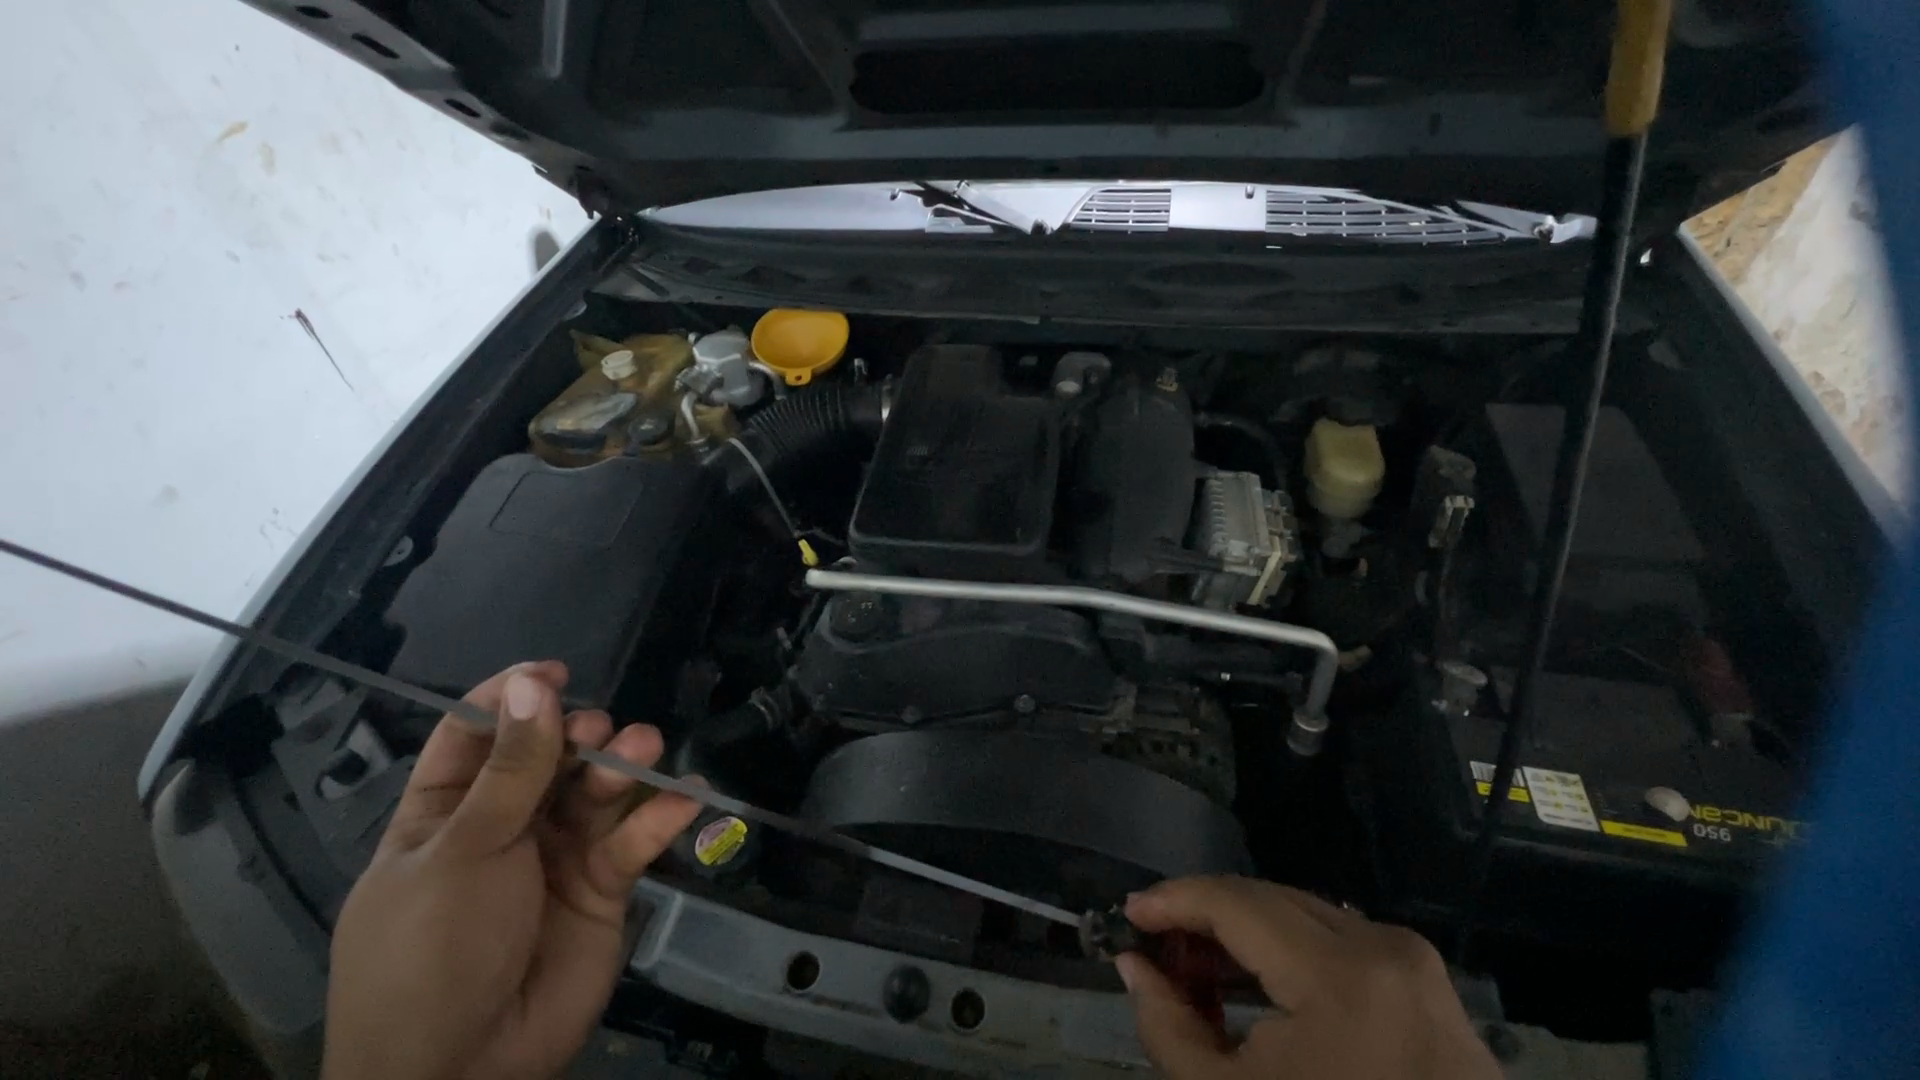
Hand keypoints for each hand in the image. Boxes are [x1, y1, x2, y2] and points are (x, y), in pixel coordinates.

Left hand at [322, 661, 701, 1079]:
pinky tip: (688, 800)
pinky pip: (633, 842)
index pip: (476, 736)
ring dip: (625, 767)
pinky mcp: (603, 887)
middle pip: (550, 757)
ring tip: (645, 752)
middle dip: (578, 735)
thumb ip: (510, 770)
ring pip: (599, 792)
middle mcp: (506, 825)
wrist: (464, 1069)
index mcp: (446, 812)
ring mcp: (557, 856)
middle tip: (597, 733)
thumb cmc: (433, 950)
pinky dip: (662, 819)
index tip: (552, 673)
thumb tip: (532, 685)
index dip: (511, 699)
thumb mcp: (462, 852)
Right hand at [1117, 877, 1498, 1079]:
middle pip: (1267, 899)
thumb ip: (1169, 1028)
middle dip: (1203, 916)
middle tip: (1155, 949)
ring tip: (1196, 971)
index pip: (1234, 903)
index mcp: (1340, 976)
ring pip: (1300, 914)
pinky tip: (1254, 984)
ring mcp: (1412, 960)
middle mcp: (1381, 945)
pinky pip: (1336, 940)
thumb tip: (1135, 966)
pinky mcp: (1426, 980)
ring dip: (1242, 933)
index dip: (1172, 901)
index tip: (1127, 916)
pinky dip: (1285, 951)